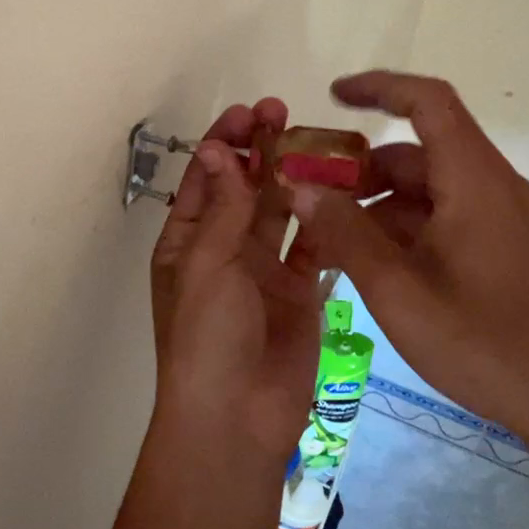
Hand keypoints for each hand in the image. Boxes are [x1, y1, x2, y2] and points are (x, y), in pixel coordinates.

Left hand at [149, 99, 323, 461]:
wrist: (237, 416)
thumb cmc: (207, 336)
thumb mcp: (207, 265)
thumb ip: (224, 208)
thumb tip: (217, 151)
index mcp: (187, 243)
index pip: (205, 181)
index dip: (222, 145)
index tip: (246, 111)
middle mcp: (224, 251)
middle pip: (243, 190)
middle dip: (259, 152)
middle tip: (281, 113)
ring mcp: (264, 272)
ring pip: (280, 213)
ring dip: (292, 178)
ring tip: (316, 141)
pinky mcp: (301, 293)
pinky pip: (313, 247)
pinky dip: (324, 220)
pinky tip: (341, 188)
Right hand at [288, 71, 528, 459]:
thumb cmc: (490, 345)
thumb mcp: (400, 292)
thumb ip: (346, 234)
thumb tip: (301, 188)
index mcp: (475, 181)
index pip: (428, 102)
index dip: (378, 87)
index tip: (330, 95)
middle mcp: (494, 190)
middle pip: (417, 153)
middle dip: (358, 168)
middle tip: (307, 198)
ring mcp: (506, 224)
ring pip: (429, 192)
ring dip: (377, 206)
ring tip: (330, 243)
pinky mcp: (511, 254)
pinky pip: (448, 221)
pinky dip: (405, 231)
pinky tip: (376, 270)